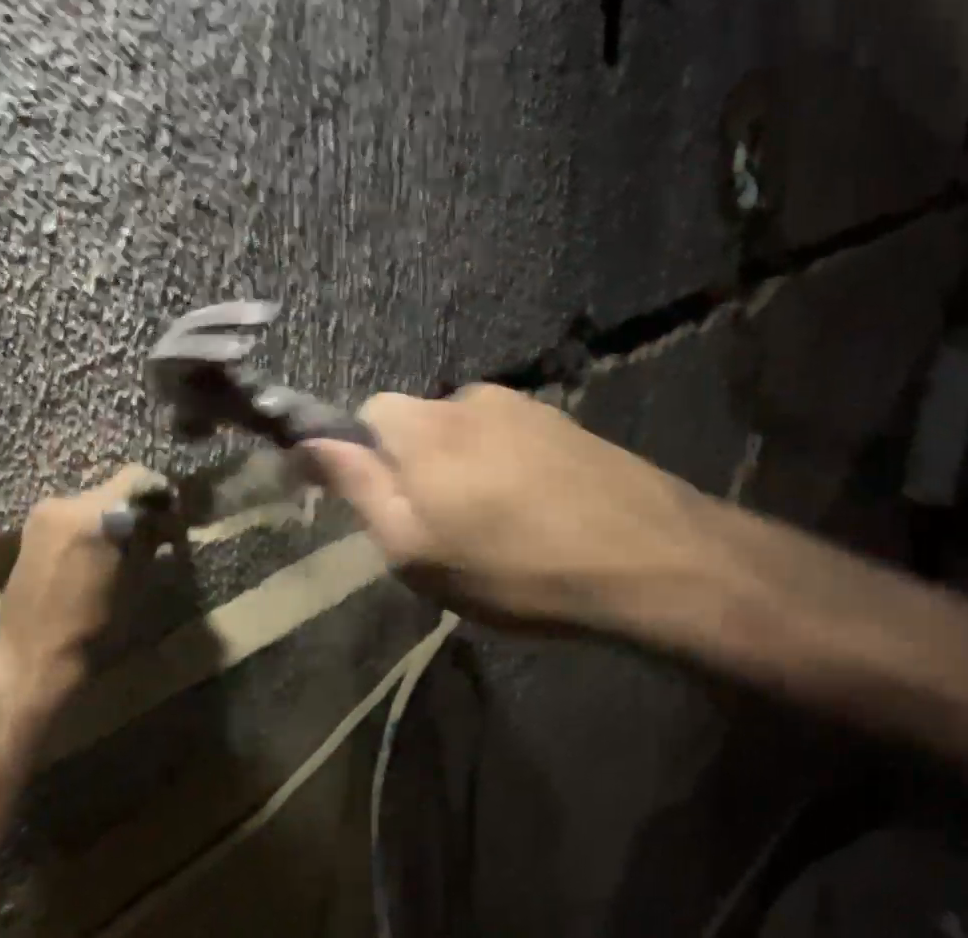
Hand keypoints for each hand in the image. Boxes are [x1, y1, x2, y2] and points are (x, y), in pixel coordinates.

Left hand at [0, 466, 155, 710]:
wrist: (31, 657)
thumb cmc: (93, 630)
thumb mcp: (135, 585)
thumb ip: (148, 543)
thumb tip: (162, 523)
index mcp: (97, 515)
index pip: (138, 478)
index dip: (161, 493)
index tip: (173, 517)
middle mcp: (67, 503)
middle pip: (113, 489)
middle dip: (137, 509)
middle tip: (156, 538)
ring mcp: (44, 514)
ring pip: (92, 503)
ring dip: (113, 518)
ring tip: (127, 551)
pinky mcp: (31, 528)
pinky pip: (71, 517)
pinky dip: (90, 527)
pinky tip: (99, 556)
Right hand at [302, 384, 719, 627]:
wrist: (662, 566)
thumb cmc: (516, 568)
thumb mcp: (413, 547)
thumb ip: (355, 487)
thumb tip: (304, 443)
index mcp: (421, 428)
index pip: (360, 417)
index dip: (356, 458)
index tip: (373, 506)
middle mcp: (466, 400)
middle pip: (413, 425)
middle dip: (409, 466)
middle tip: (434, 527)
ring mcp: (523, 408)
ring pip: (461, 433)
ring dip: (459, 468)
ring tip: (490, 525)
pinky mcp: (566, 424)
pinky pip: (507, 440)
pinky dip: (502, 469)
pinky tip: (532, 514)